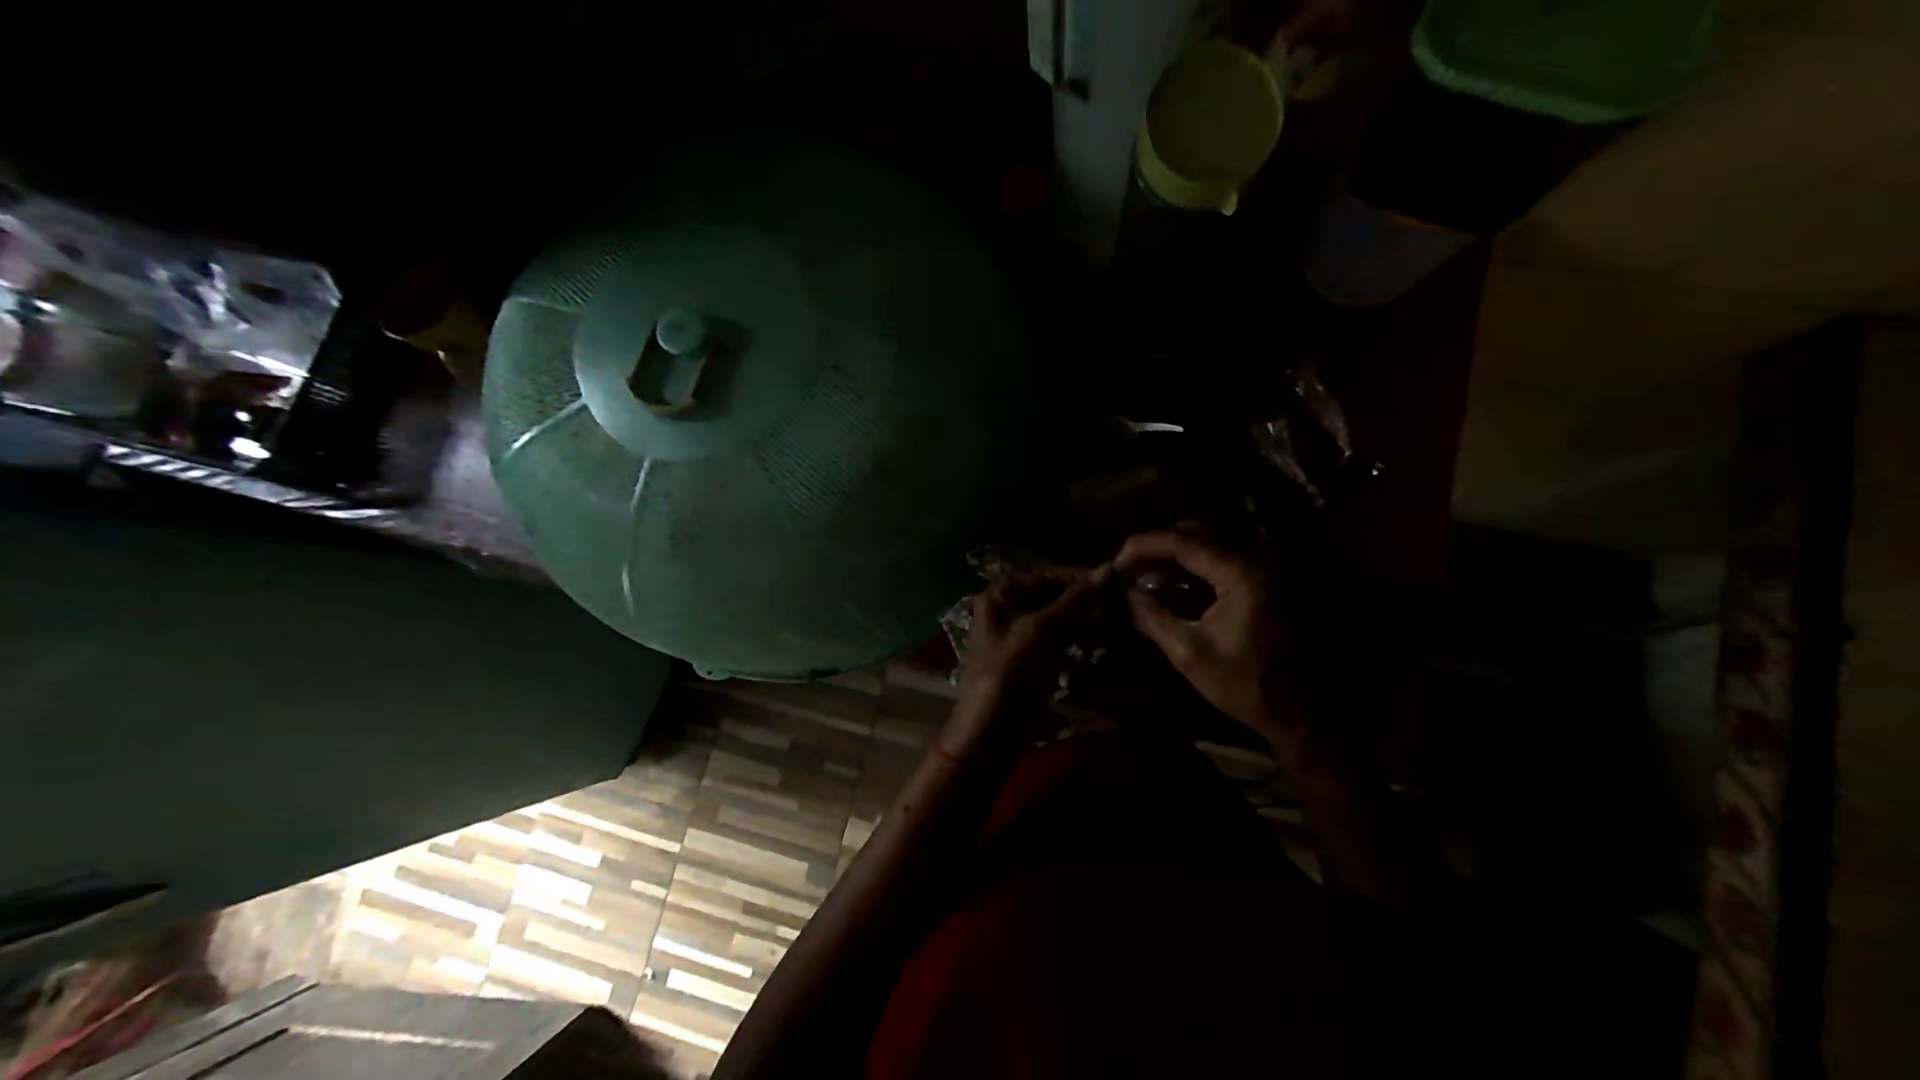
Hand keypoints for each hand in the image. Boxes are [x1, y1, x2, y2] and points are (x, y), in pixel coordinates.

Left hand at [943, 567, 1107, 758]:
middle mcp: (1006, 608)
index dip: (1081, 576)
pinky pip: (1056, 641)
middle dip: (1085, 600)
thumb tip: (1109, 567)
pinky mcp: (1028, 660)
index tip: (1117, 580)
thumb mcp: (1042, 630)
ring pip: (1057, 619)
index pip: (1047, 574)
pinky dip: (1077, 641)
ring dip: (1085, 621)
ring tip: (1118, 623)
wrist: (989, 730)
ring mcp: (1016, 635)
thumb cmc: (1008, 672)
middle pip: (1053, 595)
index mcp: (1000, 594)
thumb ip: (1075, 600)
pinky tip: (1101, 644)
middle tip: (1122, 603)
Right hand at [1116, 531, 1306, 764]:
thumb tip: (1124, 595)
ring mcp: (1261, 573)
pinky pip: (1220, 563)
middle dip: (1157, 546)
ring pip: (1209, 546)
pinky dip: (1192, 567)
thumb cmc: (1246, 685)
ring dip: (1174, 555)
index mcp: (1240, 575)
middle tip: (1129, 567)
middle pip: (1197, 534)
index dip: (1144, 546)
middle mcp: (1254, 563)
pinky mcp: (1261, 586)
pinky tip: (1172, 585)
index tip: (1116, 562)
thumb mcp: (1189, 654)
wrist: (1302, 711)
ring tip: (1145, 575)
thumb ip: (1153, 618)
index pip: (1183, 542)